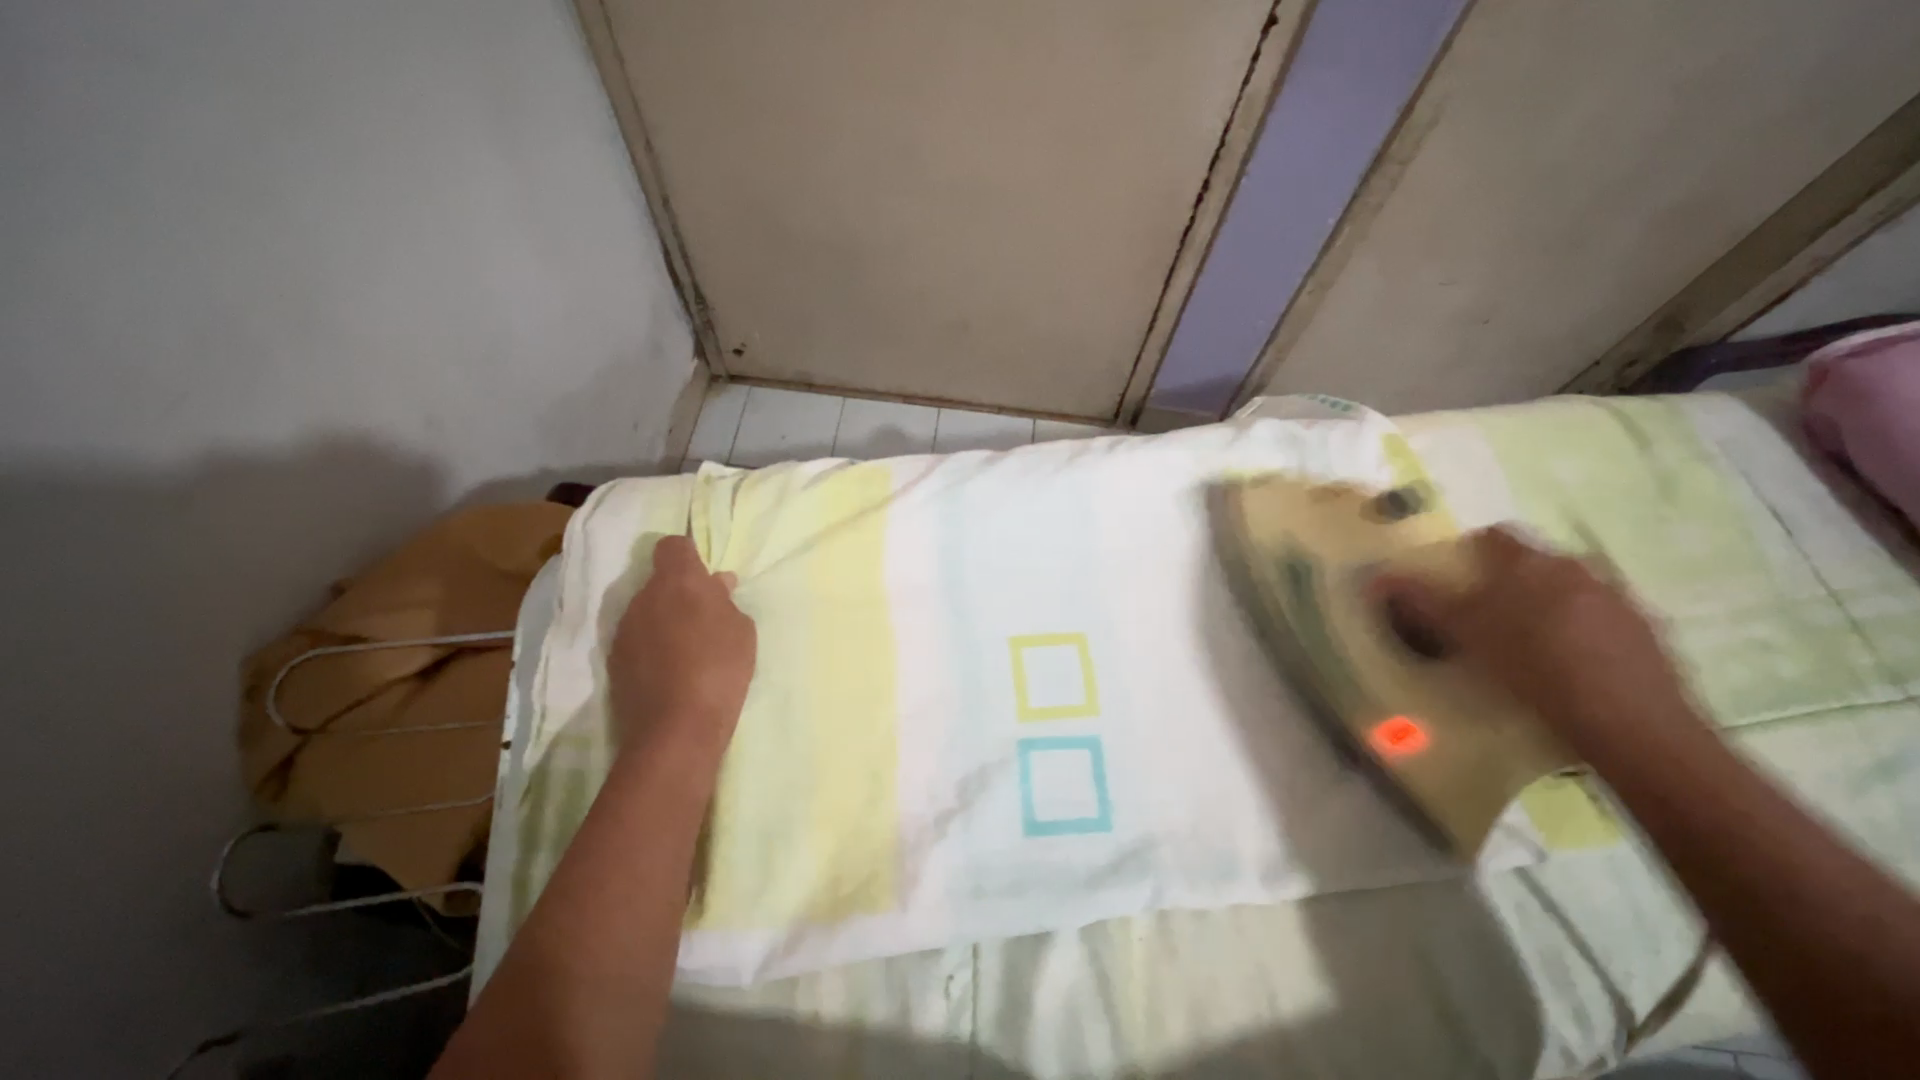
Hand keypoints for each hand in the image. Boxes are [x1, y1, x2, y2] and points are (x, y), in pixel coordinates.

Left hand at [607, 535, 756, 767]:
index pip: (673, 546)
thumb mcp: (742, 631)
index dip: (689, 556)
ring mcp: (624, 629)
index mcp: (678, 582)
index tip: (705, 577)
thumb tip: (716, 585)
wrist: (678, 728)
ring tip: (688, 651)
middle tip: (705, 620)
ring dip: (664, 621)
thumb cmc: (721, 669)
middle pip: (660, 582)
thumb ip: (725, 602)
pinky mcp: (614, 660)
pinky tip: (670, 672)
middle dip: (679, 594)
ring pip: (646, 612)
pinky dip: (651, 648)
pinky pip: (637, 640)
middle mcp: (643, 597)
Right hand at [1371, 526, 1703, 758]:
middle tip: (1484, 620)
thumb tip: (1378, 577)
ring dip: (1545, 607)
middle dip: (1507, 584)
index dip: (1468, 553)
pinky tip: (1569, 669)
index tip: (1452, 582)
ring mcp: (1620, 598)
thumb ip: (1424, 603)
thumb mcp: (1469, 638)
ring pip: (1569, 589)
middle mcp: (1579, 567)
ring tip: (1526, 648)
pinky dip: (1580, 633)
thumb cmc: (1537, 673)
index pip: (1493, 536)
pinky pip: (1600, 618)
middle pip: (1532, 563)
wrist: (1633, 726)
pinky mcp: (1648, 632)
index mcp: (1532, 563)